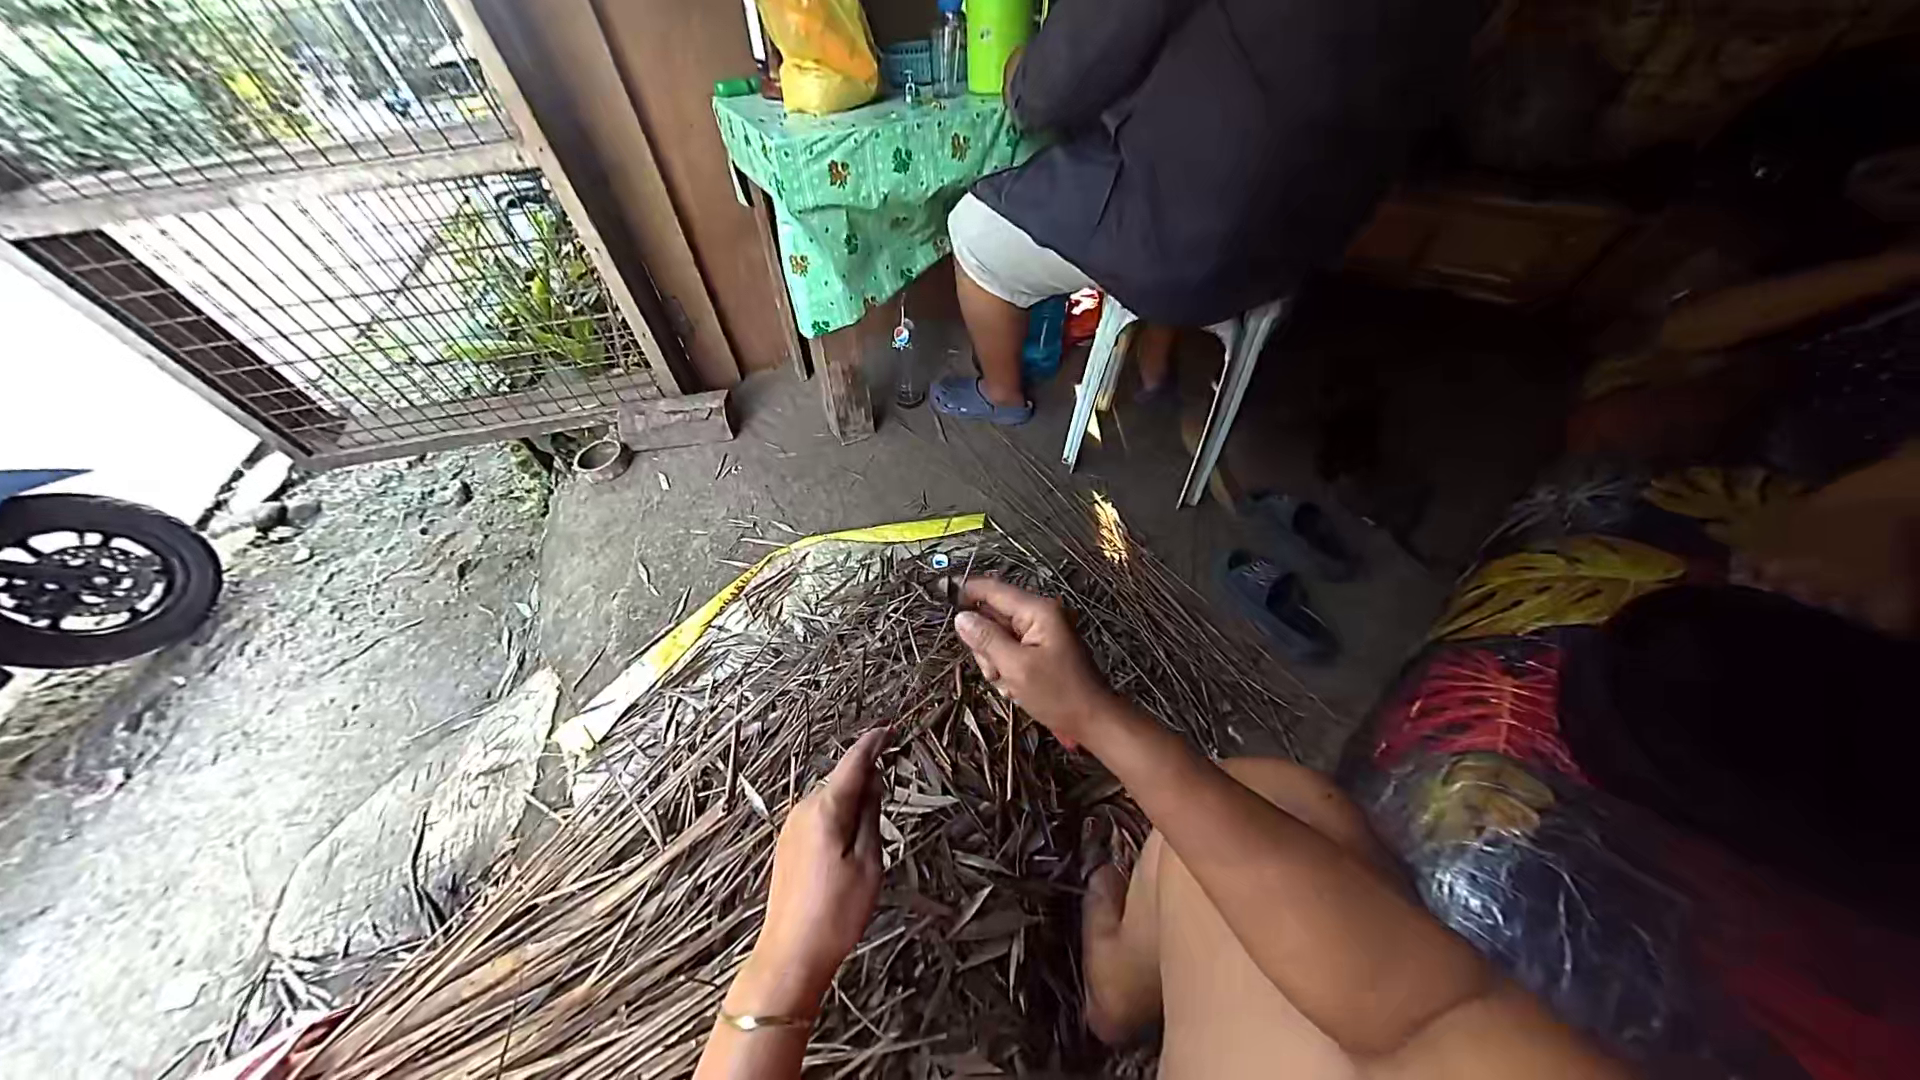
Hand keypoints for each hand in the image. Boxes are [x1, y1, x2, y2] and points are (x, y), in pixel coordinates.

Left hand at [737, 728, 886, 1014]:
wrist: (790, 957)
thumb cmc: (836, 913)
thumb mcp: (869, 861)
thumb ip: (871, 813)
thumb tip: (873, 780)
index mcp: (826, 809)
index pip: (854, 762)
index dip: (874, 742)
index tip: (890, 728)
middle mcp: (804, 810)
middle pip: (842, 780)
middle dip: (866, 779)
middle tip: (889, 794)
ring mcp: (792, 827)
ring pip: (831, 799)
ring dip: (852, 801)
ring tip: (870, 834)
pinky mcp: (788, 844)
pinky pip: (819, 816)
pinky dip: (838, 816)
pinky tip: (848, 844)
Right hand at [952, 577, 1116, 748]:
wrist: (1093, 720)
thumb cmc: (1059, 695)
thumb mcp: (1016, 668)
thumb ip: (986, 639)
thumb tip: (961, 618)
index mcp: (1038, 611)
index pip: (993, 589)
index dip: (966, 591)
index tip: (943, 596)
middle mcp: (1040, 615)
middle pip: (993, 616)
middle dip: (986, 645)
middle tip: (996, 671)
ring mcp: (1042, 631)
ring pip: (998, 636)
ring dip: (996, 661)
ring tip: (1010, 683)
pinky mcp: (1041, 648)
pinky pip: (1010, 650)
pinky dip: (1007, 668)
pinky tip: (1017, 686)